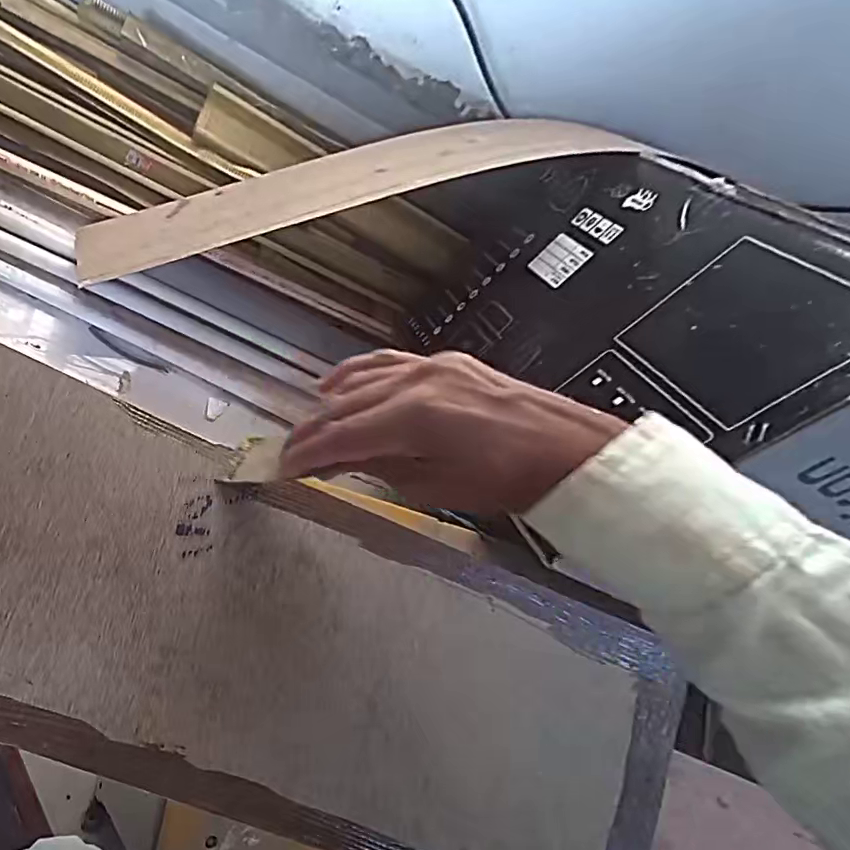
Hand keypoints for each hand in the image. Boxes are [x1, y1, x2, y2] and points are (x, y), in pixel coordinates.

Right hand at [277, 350, 627, 512]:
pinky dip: (353, 375)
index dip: (304, 456)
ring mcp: (429, 368)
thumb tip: (333, 462)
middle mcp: (416, 384)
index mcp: (413, 419)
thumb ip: (373, 467)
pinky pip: (384, 362)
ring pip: (356, 384)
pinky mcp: (443, 363)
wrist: (567, 453)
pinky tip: (333, 385)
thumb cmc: (508, 478)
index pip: (338, 437)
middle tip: (286, 456)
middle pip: (339, 409)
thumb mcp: (429, 486)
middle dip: (307, 435)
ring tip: (305, 430)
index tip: (282, 469)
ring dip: (325, 409)